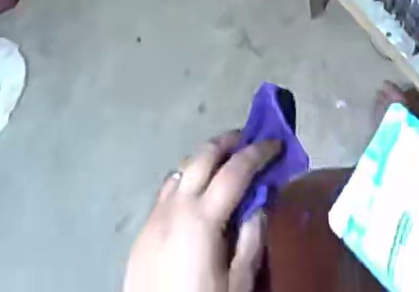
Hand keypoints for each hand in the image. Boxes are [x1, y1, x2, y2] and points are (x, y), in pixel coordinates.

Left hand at [123, 132, 281, 291]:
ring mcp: (154, 218)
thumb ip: (252, 239)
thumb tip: (259, 205)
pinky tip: (198, 194)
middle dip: (228, 142)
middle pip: (203, 155)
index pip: (235, 169)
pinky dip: (187, 178)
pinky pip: (167, 191)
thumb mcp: (238, 285)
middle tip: (250, 141)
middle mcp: (175, 208)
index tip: (277, 143)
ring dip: (205, 158)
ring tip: (225, 163)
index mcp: (201, 218)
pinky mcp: (141, 234)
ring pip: (181, 168)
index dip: (258, 151)